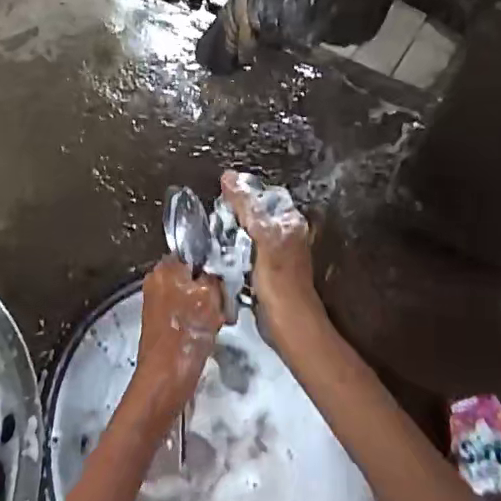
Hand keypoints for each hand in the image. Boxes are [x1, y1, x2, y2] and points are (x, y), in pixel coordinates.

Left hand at [129, 256, 226, 422]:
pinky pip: (186, 308)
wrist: (166, 376)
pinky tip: (211, 329)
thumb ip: (215, 274)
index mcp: (165, 267)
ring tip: (221, 319)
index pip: (195, 251)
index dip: (215, 263)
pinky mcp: (161, 319)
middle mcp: (157, 279)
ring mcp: (157, 300)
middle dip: (212, 287)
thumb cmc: (188, 334)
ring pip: (192, 292)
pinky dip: (199, 316)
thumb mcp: (211, 296)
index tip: (228, 277)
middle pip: (194, 272)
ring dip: (208, 303)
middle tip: (226, 303)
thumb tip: (218, 266)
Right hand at [220, 170, 321, 324]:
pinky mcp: (264, 272)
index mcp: (289, 222)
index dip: (242, 193)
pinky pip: (244, 253)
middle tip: (212, 217)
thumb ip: (246, 208)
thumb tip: (229, 177)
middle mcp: (285, 234)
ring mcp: (275, 254)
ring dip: (230, 234)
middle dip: (233, 215)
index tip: (219, 197)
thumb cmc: (277, 279)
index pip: (263, 195)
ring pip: (247, 234)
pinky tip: (218, 256)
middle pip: (254, 214)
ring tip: (211, 235)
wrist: (287, 323)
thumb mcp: (262, 237)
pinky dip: (231, 252)